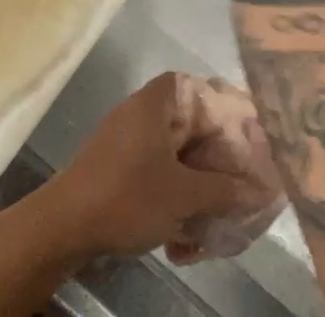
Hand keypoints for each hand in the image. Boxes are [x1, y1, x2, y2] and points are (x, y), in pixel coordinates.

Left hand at [42, 72, 280, 258]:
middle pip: (186, 126)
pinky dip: (173, 201)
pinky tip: (185, 239)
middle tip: (240, 185)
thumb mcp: (184, 195)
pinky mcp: (117, 171)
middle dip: (214, 159)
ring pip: (173, 158)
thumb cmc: (128, 197)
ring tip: (217, 219)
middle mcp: (136, 118)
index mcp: (151, 107)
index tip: (242, 132)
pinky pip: (156, 178)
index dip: (216, 102)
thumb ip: (224, 189)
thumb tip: (257, 189)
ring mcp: (125, 145)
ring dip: (196, 188)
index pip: (187, 85)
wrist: (67, 224)